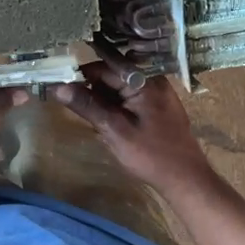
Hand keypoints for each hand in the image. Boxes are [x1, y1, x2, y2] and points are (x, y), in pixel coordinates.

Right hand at [49, 63, 211, 192]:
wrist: (186, 179)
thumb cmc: (151, 155)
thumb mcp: (114, 130)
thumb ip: (87, 106)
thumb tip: (57, 87)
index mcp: (143, 80)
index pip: (103, 65)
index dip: (80, 73)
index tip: (58, 83)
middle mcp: (151, 79)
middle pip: (111, 75)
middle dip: (91, 89)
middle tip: (73, 108)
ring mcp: (156, 92)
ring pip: (118, 87)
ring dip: (102, 100)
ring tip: (92, 120)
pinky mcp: (156, 105)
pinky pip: (128, 97)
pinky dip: (114, 106)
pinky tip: (108, 124)